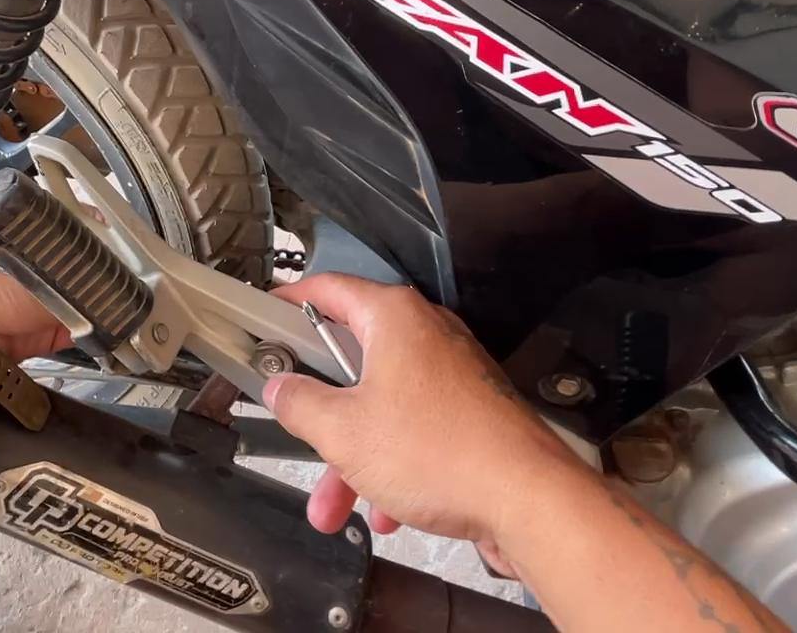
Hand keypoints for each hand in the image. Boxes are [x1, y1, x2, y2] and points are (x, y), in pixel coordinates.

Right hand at [262, 273, 587, 546]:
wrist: (530, 501)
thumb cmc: (447, 452)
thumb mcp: (344, 431)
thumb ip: (300, 403)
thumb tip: (282, 389)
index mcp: (392, 317)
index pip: (327, 288)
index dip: (289, 302)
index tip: (267, 317)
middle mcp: (424, 333)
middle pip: (350, 359)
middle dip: (319, 410)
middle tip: (292, 422)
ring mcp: (450, 371)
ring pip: (380, 402)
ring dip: (351, 452)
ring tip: (334, 504)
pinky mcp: (469, 408)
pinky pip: (413, 426)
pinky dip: (390, 461)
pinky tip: (385, 507)